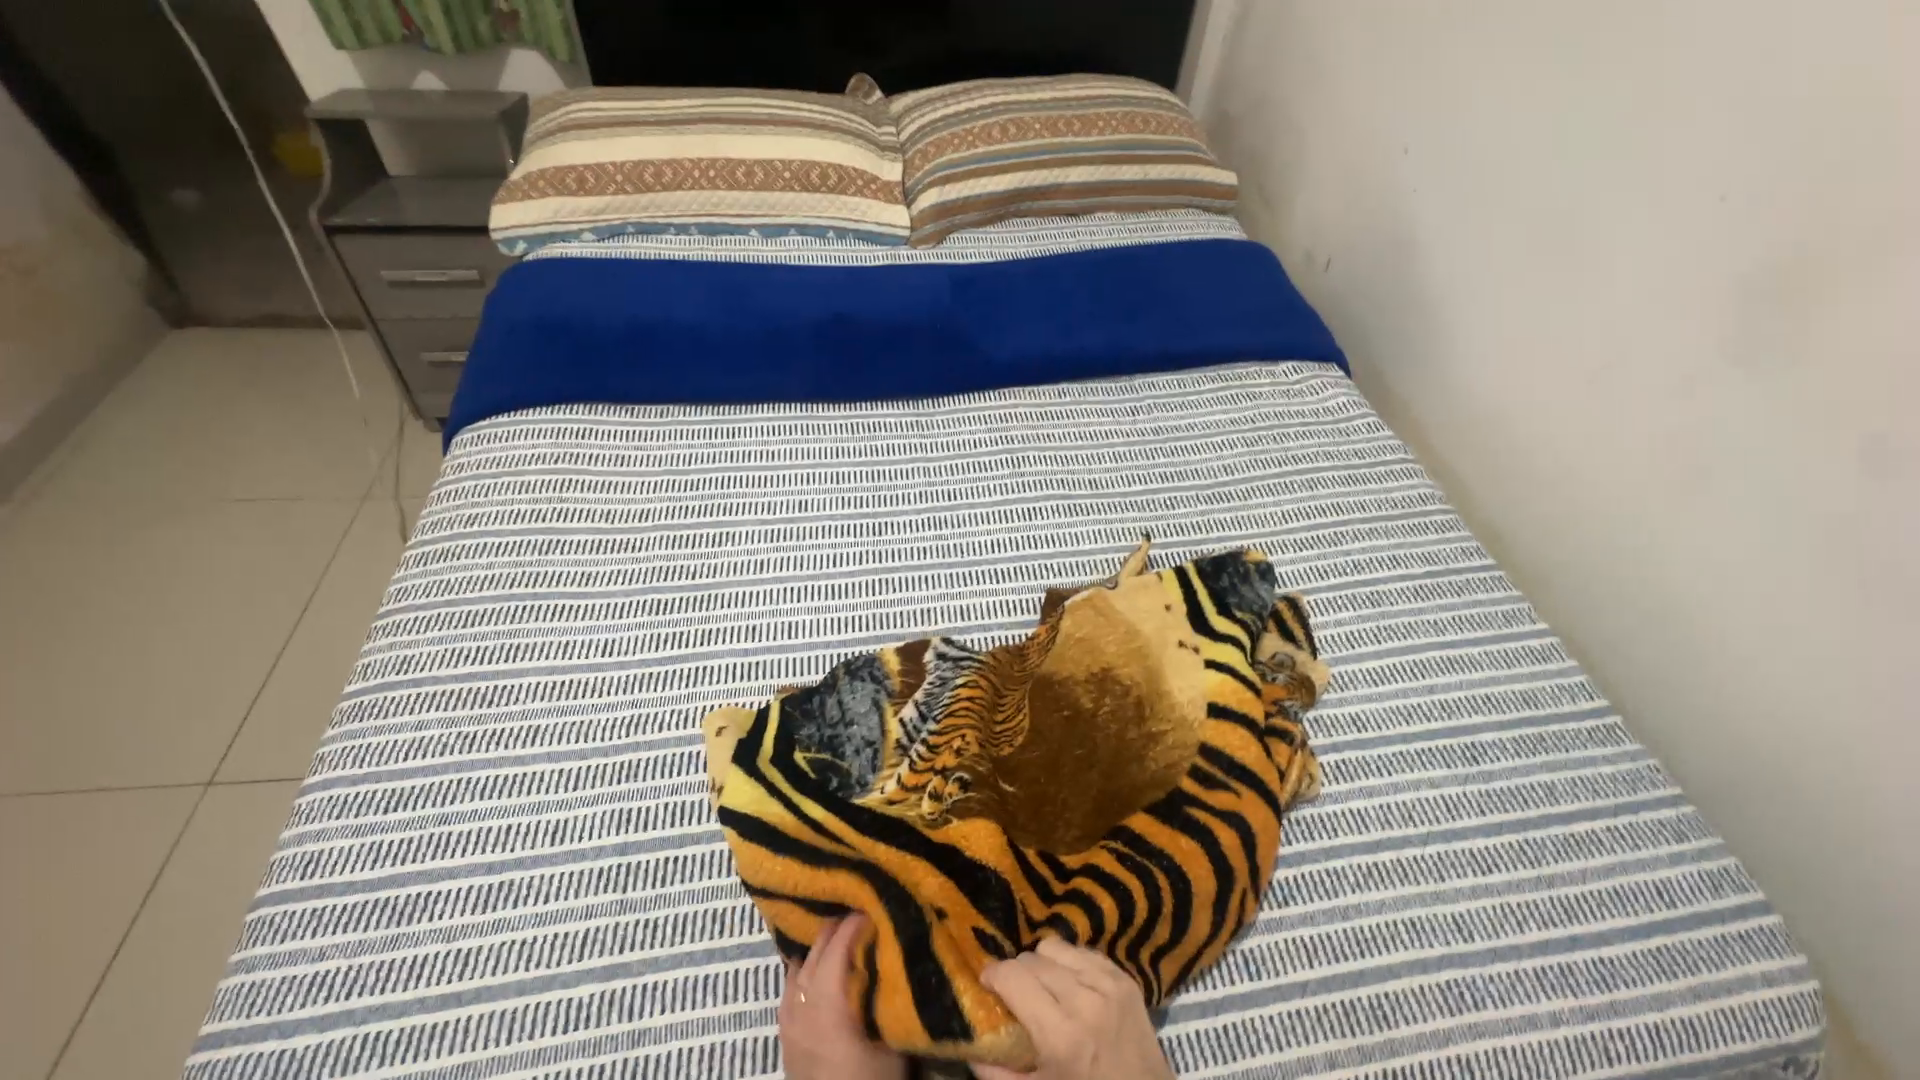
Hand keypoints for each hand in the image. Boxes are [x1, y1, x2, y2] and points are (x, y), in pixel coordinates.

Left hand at [780, 914, 906, 1079]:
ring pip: (799, 966)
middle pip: (815, 951)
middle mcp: (801, 1003)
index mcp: (826, 1001)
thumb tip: (898, 956)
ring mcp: (787, 1019)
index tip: (874, 905)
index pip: (837, 946)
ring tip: (840, 936)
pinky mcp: (783, 1034)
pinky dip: (804, 970)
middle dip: (837, 928)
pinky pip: (790, 987)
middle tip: (861, 913)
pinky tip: (816, 969)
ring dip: (819, 947)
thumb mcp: (892, 1041)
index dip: (855, 922)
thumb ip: (889, 994)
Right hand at [972, 938, 1172, 1079]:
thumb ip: (997, 1073)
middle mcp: (1085, 1000)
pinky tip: (1071, 985)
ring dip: (1043, 964)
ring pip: (1056, 947)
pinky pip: (1083, 951)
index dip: (992, 975)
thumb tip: (970, 1043)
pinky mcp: (1125, 978)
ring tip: (1044, 987)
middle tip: (1016, 994)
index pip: (1013, 976)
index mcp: (1060, 1035)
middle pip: (1032, 959)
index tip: (987, 985)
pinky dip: (1070, 963)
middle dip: (1016, 973)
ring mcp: (1108, 985)